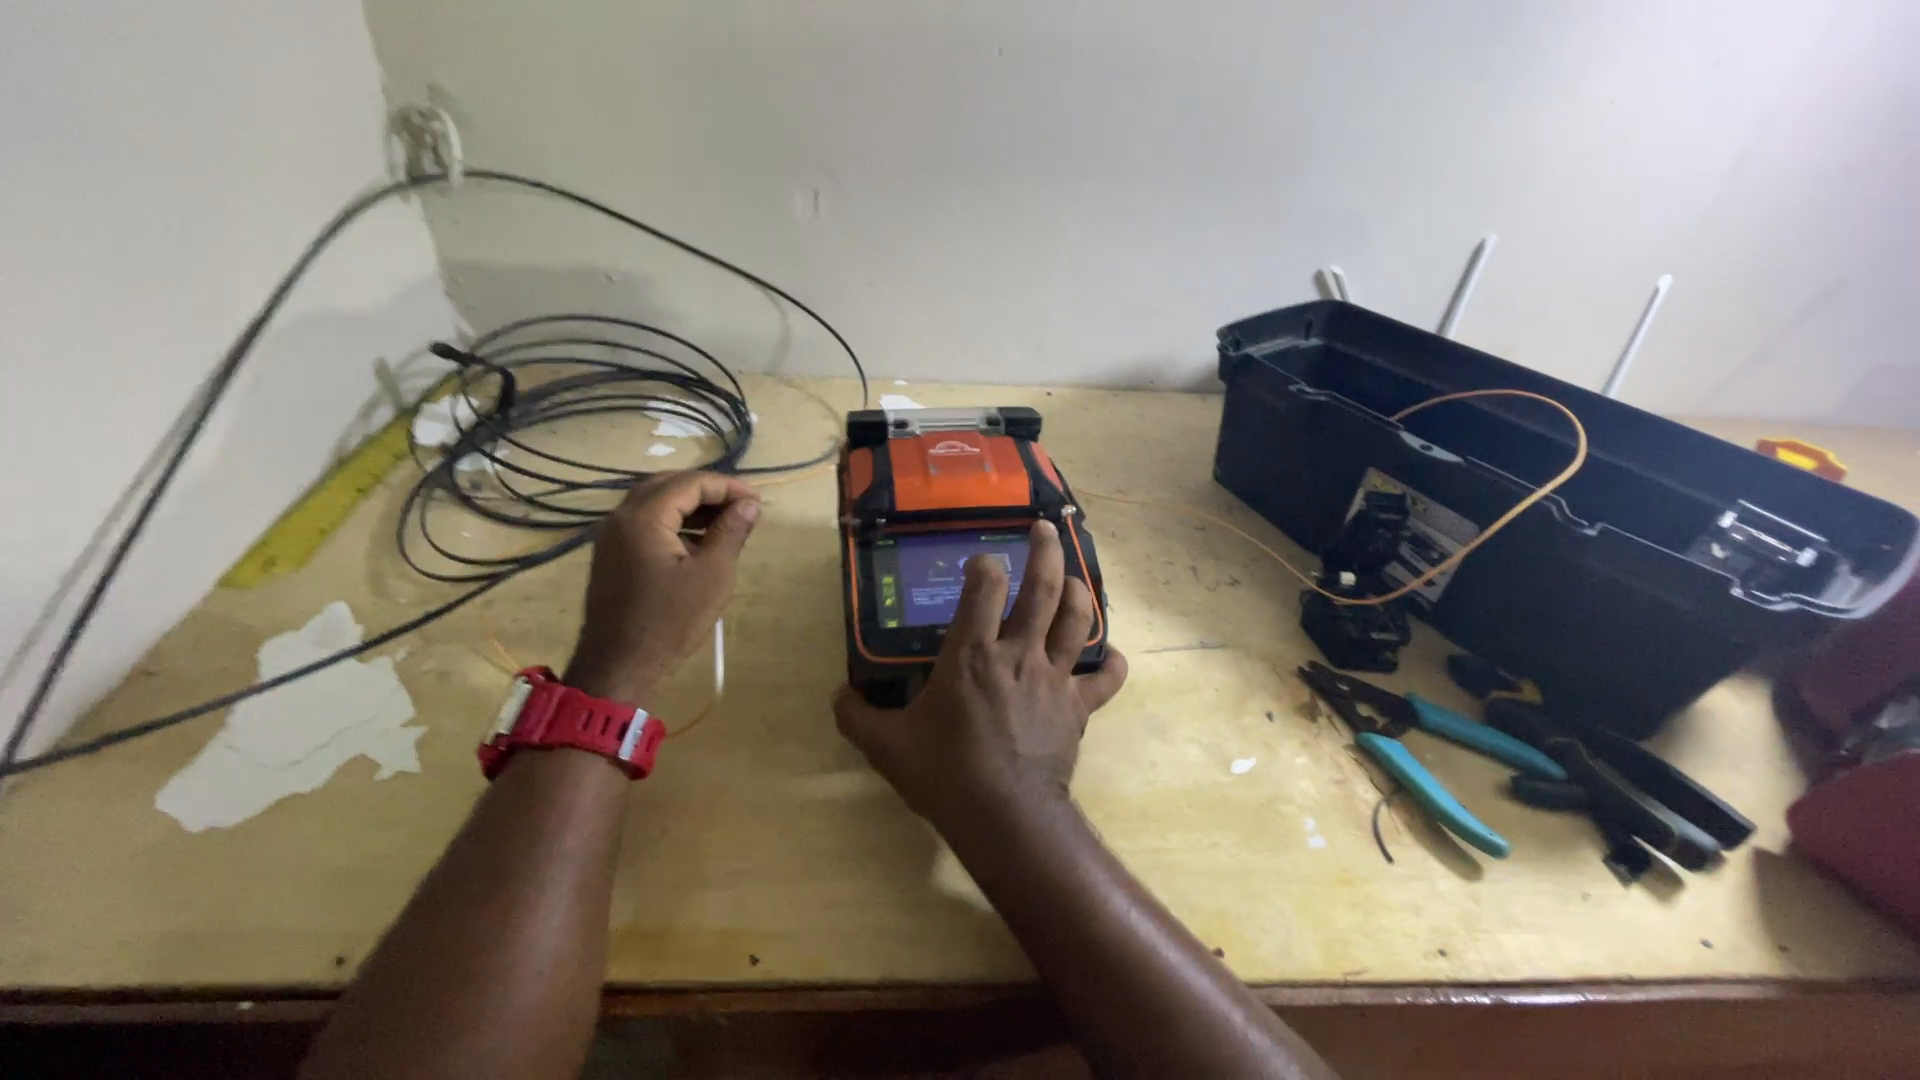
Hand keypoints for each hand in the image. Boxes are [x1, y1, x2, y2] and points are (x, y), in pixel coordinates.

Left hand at [563, 471, 760, 704]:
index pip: (690, 483)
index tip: (758, 501)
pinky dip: (674, 522)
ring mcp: (611, 536)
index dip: (727, 486)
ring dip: (691, 506)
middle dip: (708, 490)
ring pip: (654, 502)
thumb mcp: (712, 575)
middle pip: (668, 484)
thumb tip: (749, 504)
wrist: (619, 666)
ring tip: (726, 522)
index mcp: (643, 518)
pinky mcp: (611, 555)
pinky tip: (698, 543)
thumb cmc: (669, 622)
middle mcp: (620, 517)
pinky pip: (645, 523)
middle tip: (742, 506)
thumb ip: (730, 532)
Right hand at [834, 519, 1128, 825]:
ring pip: (1076, 621)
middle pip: (1042, 588)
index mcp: (972, 653)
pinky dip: (1112, 664)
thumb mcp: (886, 745)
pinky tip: (1113, 656)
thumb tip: (838, 695)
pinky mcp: (1077, 709)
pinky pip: (1104, 680)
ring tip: (1073, 578)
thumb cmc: (945, 773)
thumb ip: (857, 716)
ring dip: (1078, 593)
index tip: (981, 561)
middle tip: (1044, 528)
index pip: (984, 587)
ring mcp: (1053, 679)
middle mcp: (1018, 654)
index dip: (984, 565)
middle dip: (1044, 551)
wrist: (1004, 815)